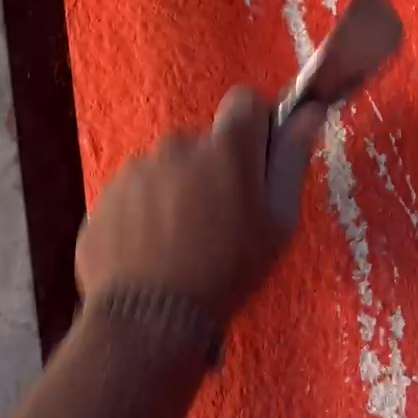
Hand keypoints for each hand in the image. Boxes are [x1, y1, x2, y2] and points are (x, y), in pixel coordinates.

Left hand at [75, 86, 326, 320]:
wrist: (149, 318)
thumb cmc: (229, 269)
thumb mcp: (278, 221)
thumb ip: (293, 159)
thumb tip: (311, 111)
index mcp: (226, 146)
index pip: (246, 99)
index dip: (257, 124)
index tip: (258, 161)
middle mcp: (179, 142)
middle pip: (206, 141)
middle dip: (216, 168)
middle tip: (221, 219)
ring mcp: (137, 167)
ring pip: (170, 167)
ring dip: (180, 190)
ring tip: (182, 241)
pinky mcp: (106, 194)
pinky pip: (138, 192)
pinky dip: (148, 211)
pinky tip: (153, 250)